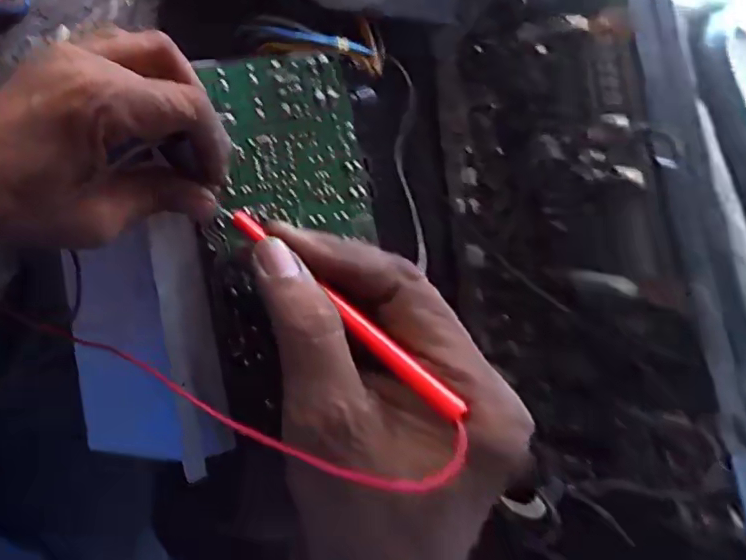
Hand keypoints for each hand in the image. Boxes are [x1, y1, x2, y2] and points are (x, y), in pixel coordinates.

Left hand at [0, 28, 232, 262]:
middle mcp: (89, 58)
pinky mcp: (51, 55)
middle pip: (168, 59)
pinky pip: (109, 45)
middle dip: (193, 102)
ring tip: (167, 130)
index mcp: (102, 97)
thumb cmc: (16, 208)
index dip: (210, 141)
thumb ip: (156, 196)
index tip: (213, 179)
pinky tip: (130, 110)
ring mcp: (66, 50)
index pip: (184, 103)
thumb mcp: (94, 215)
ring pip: (140, 43)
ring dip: (165, 79)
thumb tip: (205, 200)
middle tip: (193, 152)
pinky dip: (134, 69)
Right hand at [252, 224, 532, 559]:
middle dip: (329, 267)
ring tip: (277, 266)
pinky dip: (335, 317)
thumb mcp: (327, 414)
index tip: (273, 234)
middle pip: (398, 295)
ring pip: (385, 312)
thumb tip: (271, 248)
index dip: (334, 253)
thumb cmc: (356, 512)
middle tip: (269, 246)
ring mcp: (455, 392)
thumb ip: (304, 325)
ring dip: (329, 288)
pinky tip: (301, 305)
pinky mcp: (427, 401)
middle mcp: (477, 380)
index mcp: (474, 386)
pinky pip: (379, 339)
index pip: (404, 287)